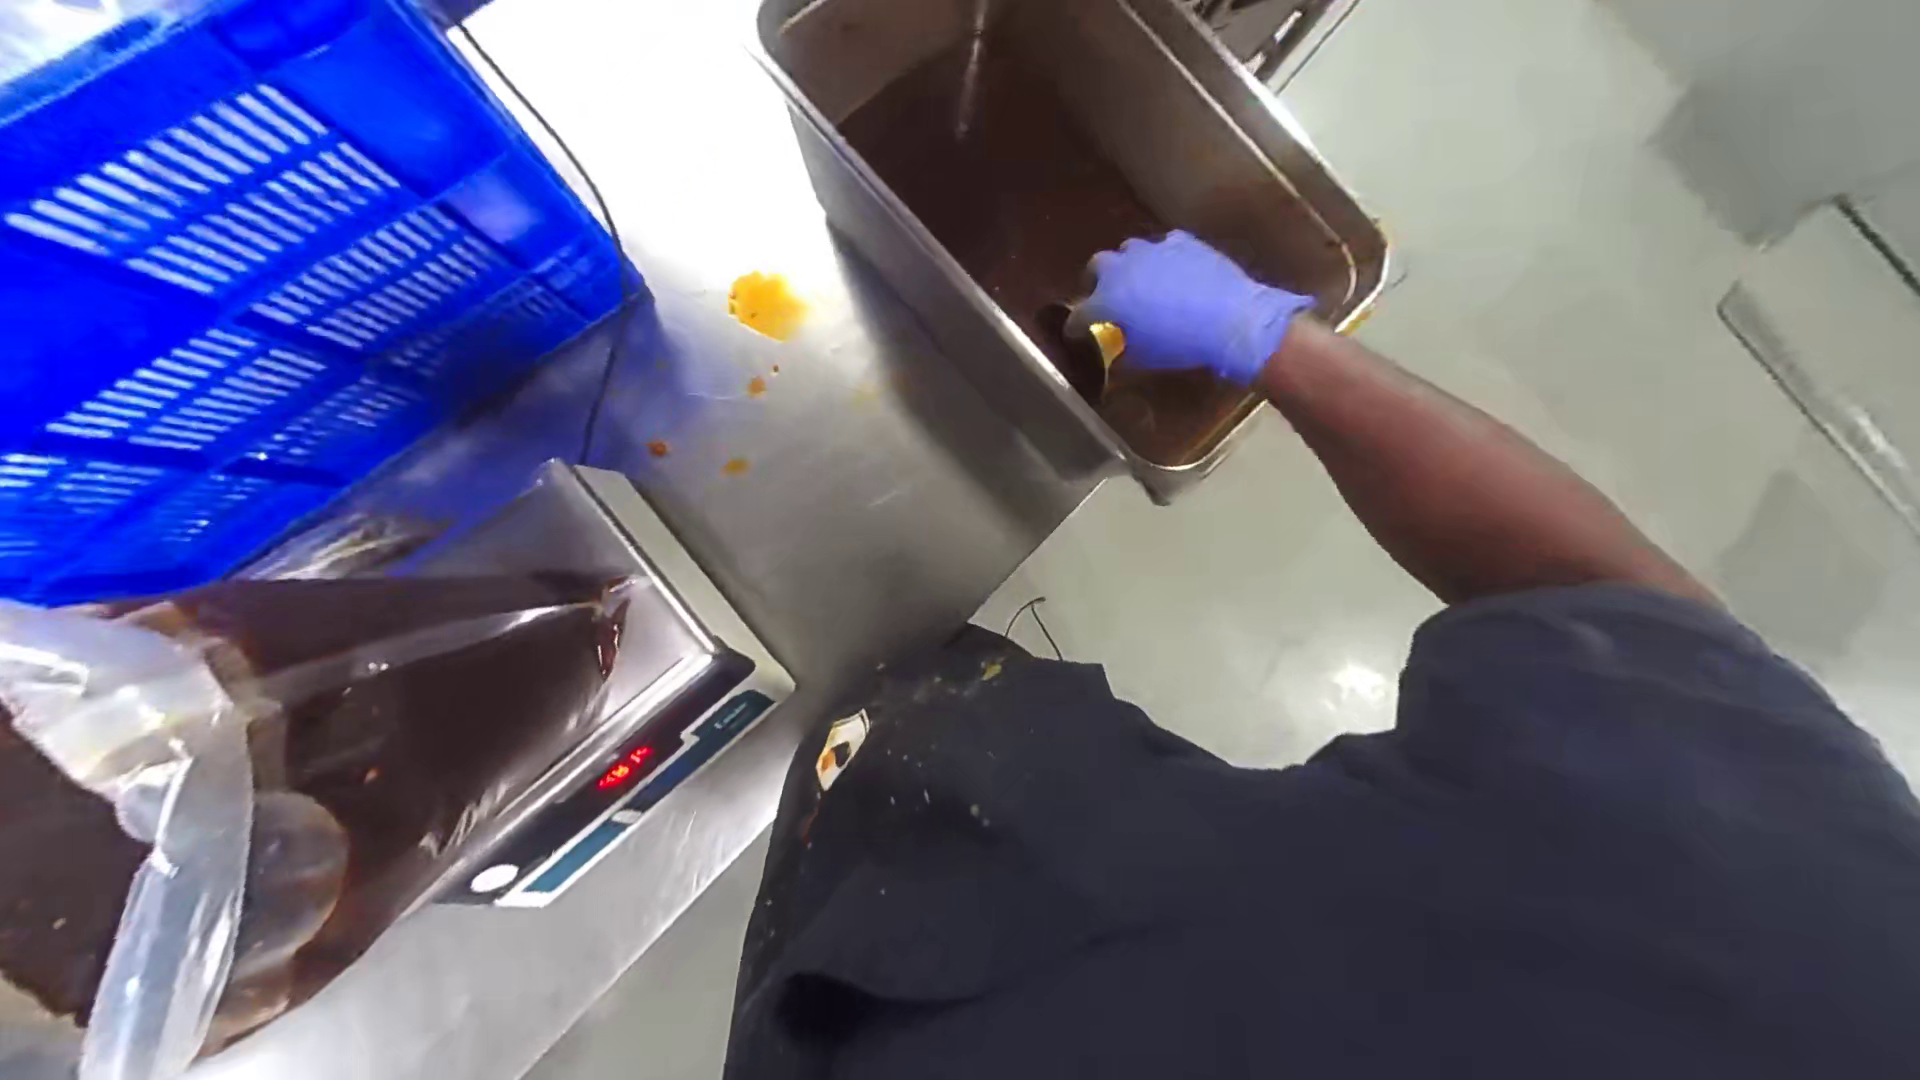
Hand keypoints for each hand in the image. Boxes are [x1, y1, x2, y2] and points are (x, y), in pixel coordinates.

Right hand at [1082, 231, 1314, 384]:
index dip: (1076, 328)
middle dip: (1097, 283)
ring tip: (1140, 282)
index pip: (1077, 316)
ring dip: (1128, 266)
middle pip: (1096, 268)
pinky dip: (1162, 260)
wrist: (1230, 320)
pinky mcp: (1181, 242)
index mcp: (1106, 301)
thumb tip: (1112, 351)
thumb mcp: (1141, 359)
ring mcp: (1152, 250)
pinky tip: (1173, 273)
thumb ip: (1118, 350)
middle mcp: (1121, 269)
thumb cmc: (1179, 347)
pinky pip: (1163, 247)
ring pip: (1128, 251)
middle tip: (1108, 300)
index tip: (1078, 335)